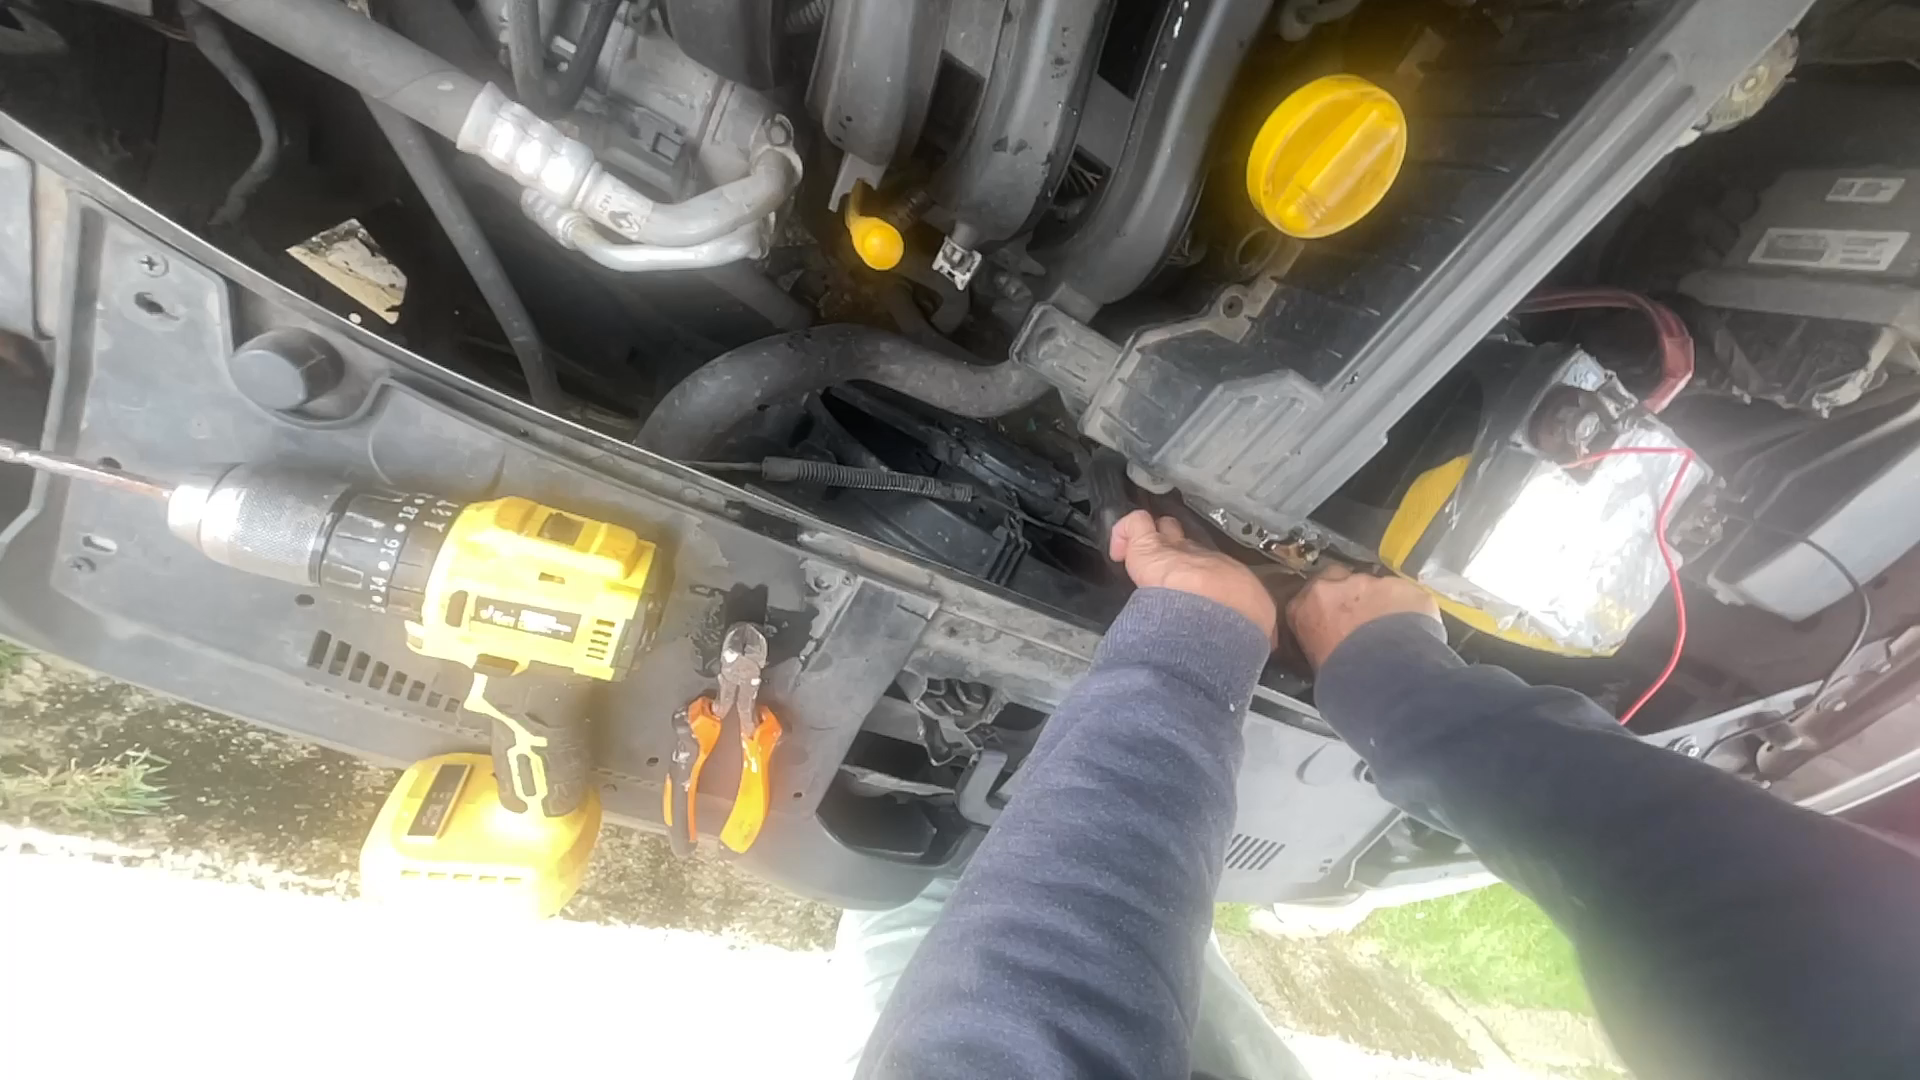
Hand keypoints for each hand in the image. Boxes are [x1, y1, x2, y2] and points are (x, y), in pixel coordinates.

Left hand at [1109, 510, 1277, 645]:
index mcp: (1223, 577)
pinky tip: (1120, 550)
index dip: (1193, 571)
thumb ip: (1246, 627)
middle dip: (1173, 544)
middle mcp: (1199, 557)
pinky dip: (1124, 532)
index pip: (1206, 566)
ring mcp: (1173, 548)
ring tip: (1137, 550)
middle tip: (1161, 555)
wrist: (1221, 615)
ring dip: (1149, 537)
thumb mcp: (1251, 627)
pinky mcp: (1147, 547)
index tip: (1186, 583)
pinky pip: (1134, 524)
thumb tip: (1264, 644)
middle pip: (1184, 540)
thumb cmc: (1238, 624)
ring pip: (1162, 527)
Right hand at [1285, 564, 1440, 670]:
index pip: (1310, 595)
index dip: (1327, 604)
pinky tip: (1415, 629)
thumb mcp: (1314, 658)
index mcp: (1302, 607)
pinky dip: (1410, 607)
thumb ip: (1318, 638)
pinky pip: (1406, 593)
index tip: (1336, 616)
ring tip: (1394, 629)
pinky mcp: (1400, 586)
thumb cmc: (1342, 676)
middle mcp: (1331, 587)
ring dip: (1383, 601)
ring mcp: (1368, 583)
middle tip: (1365, 617)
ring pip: (1376, 585)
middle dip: (1352, 593)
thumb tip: (1331, 643)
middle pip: (1341, 579)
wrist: (1379, 676)